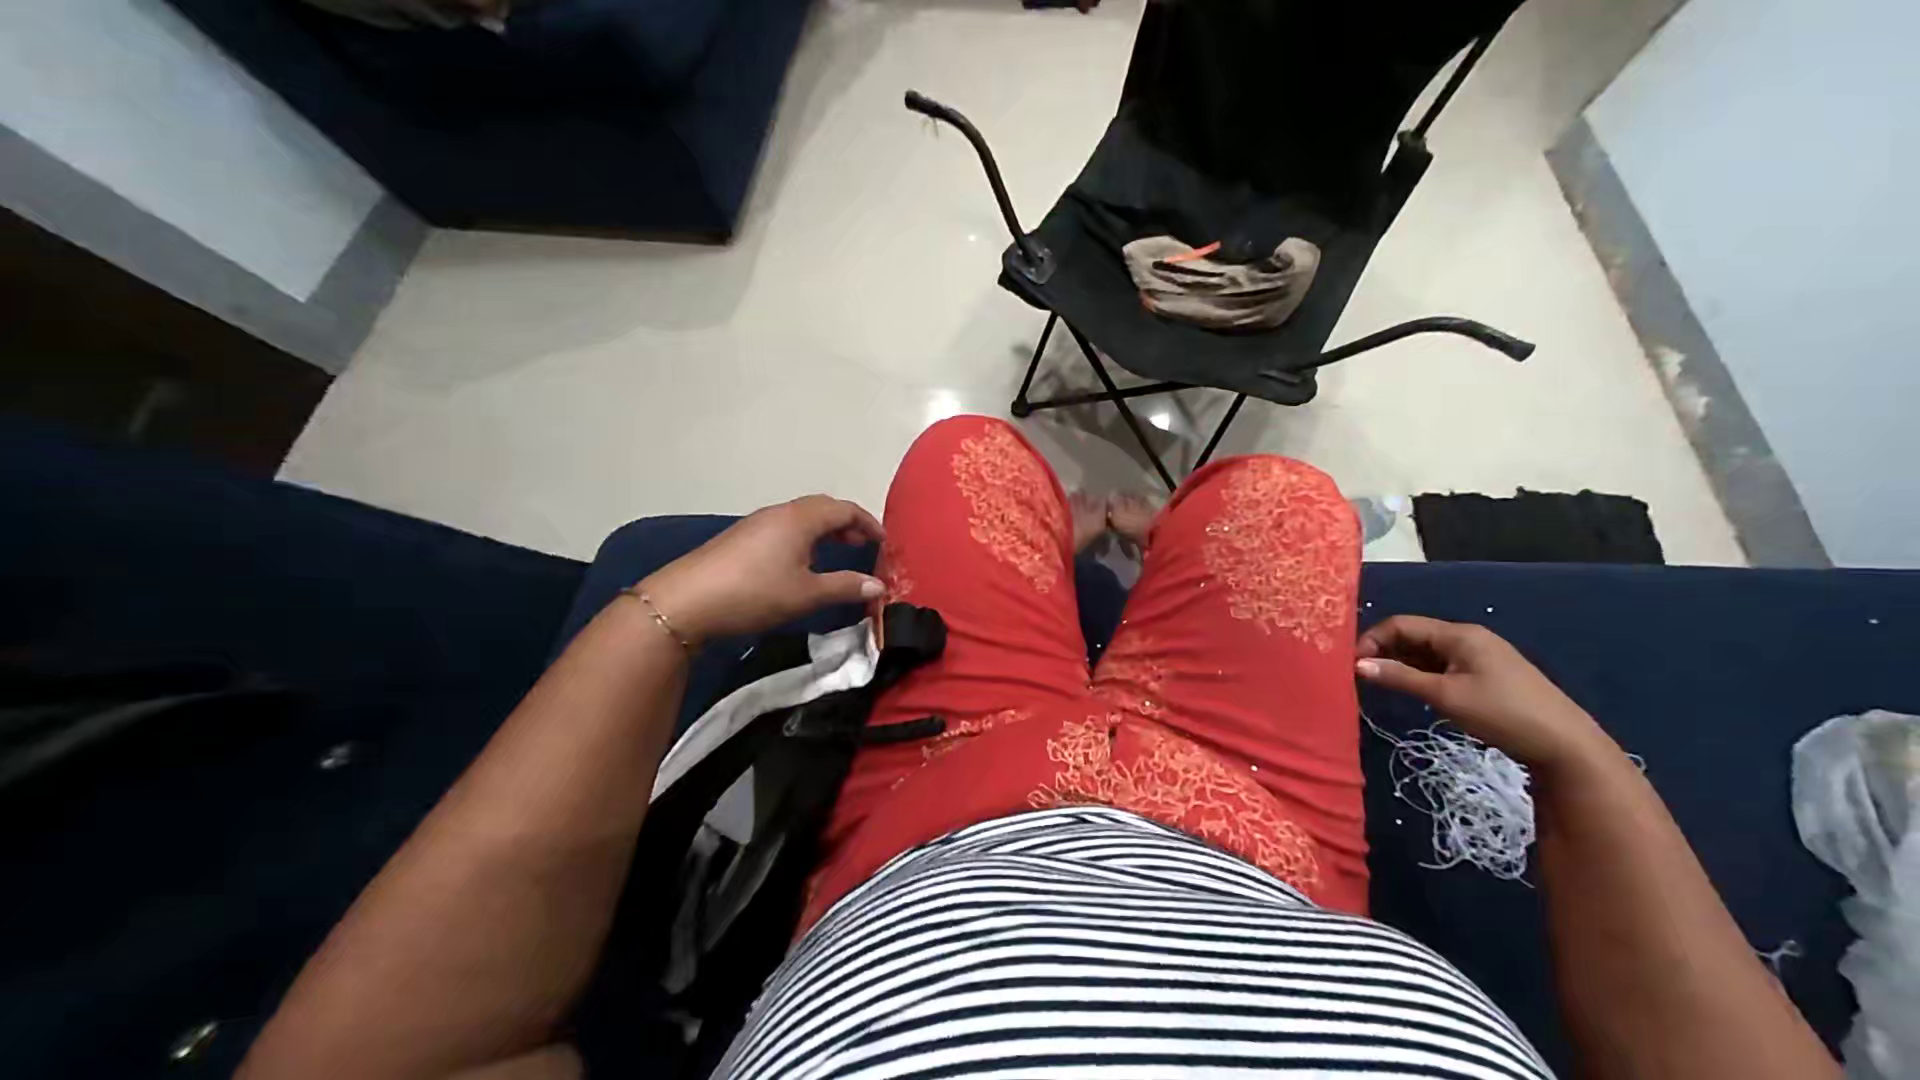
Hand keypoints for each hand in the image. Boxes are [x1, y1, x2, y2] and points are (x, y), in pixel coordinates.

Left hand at [636, 496, 885, 645]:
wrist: (687, 601)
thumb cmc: (755, 593)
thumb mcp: (806, 594)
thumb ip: (845, 586)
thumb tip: (878, 586)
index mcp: (801, 519)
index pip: (844, 509)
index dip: (868, 523)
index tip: (883, 542)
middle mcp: (781, 513)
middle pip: (823, 508)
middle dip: (847, 523)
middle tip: (863, 545)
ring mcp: (757, 523)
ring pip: (802, 517)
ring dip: (825, 530)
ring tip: (837, 553)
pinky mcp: (742, 537)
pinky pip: (785, 527)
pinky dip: (805, 537)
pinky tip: (801, 562)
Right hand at [1355, 615, 1616, 773]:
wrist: (1567, 746)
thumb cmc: (1502, 713)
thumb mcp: (1445, 695)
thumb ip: (1399, 677)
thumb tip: (1358, 664)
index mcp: (1459, 634)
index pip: (1402, 624)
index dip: (1373, 639)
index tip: (1353, 664)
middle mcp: (1468, 638)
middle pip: (1413, 635)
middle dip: (1384, 651)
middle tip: (1362, 675)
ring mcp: (1479, 656)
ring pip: (1426, 652)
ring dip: (1400, 664)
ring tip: (1381, 684)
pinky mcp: (1485, 675)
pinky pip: (1441, 665)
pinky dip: (1419, 673)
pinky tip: (1411, 689)